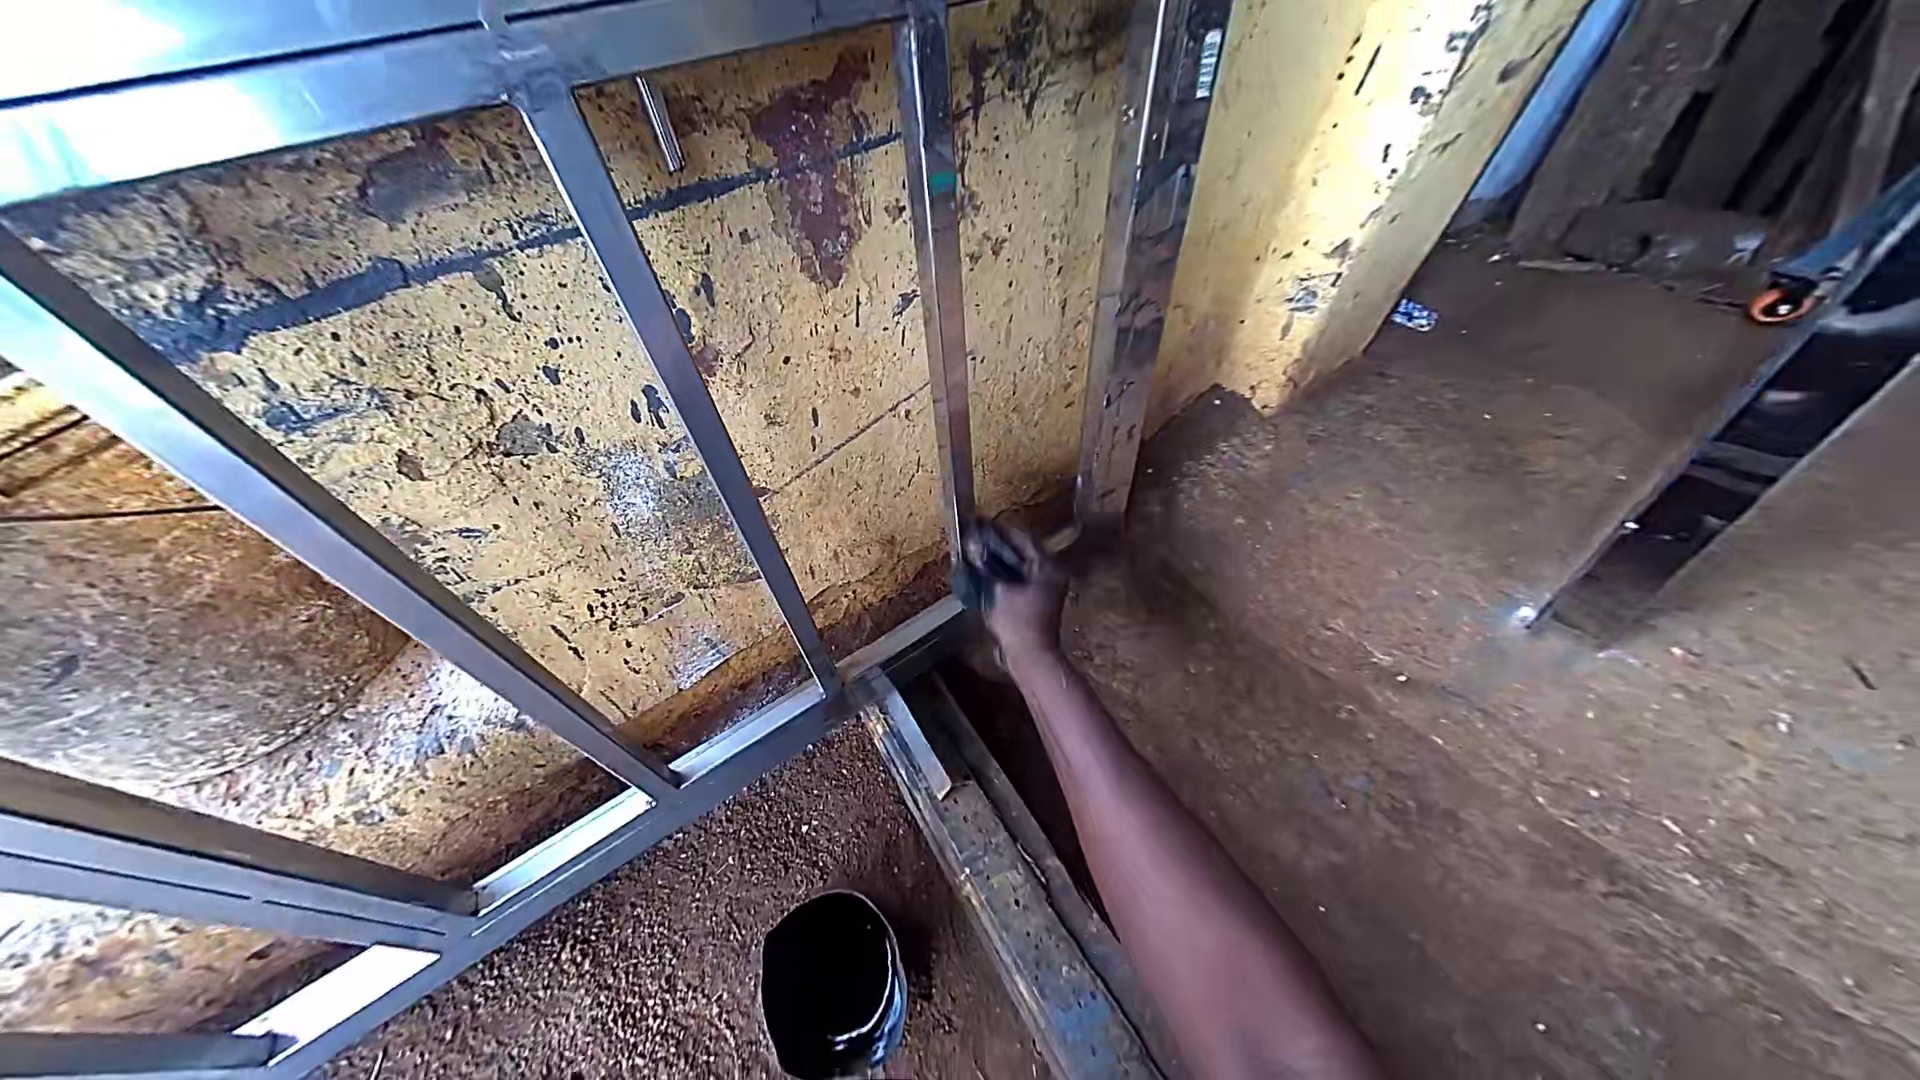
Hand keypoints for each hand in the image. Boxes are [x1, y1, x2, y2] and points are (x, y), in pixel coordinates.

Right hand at [966, 524, 1066, 658]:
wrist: (1030, 656)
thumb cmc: (1016, 622)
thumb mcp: (997, 590)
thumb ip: (986, 566)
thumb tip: (972, 545)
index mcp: (1047, 566)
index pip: (1023, 538)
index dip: (1000, 530)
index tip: (980, 524)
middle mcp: (1053, 573)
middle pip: (1024, 550)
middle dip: (1000, 544)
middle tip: (977, 537)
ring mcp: (1049, 587)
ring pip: (1022, 564)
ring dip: (1002, 559)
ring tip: (979, 552)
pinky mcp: (1041, 600)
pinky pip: (1022, 578)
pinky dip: (1007, 573)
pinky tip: (989, 573)